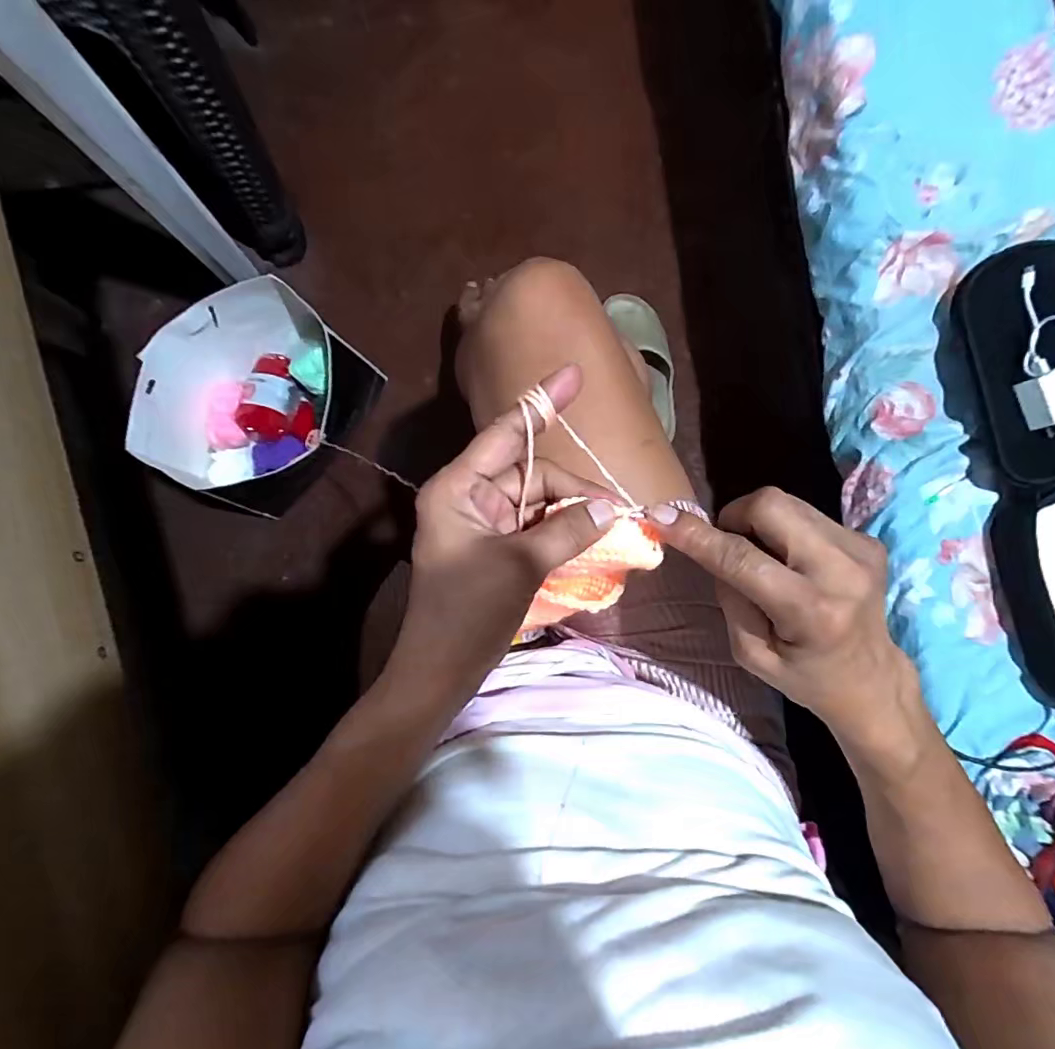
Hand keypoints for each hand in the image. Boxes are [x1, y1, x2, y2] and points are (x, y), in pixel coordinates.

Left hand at [383, 365, 619, 703]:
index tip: (574, 373)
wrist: (438, 670)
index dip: (542, 404)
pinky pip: (531, 525)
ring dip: (568, 509)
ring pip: (534, 500)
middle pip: (528, 471)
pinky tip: (588, 533)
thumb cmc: (468, 612)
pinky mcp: (491, 548)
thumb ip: (566, 529)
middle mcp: (467, 497)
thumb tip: (609, 507)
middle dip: (570, 485)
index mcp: (458, 488)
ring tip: (609, 522)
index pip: (507, 434)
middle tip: (615, 506)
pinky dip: (558, 529)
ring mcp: (479, 523)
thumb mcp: (521, 565)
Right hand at [651, 487, 927, 761]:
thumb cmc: (803, 675)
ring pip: (787, 502)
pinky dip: (783, 530)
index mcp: (812, 611)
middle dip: (734, 517)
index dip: (697, 535)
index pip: (742, 558)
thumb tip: (709, 543)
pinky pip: (805, 514)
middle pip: (770, 505)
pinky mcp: (868, 540)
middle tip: (728, 545)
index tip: (661, 516)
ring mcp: (861, 549)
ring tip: (762, 558)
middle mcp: (843, 571)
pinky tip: (790, 561)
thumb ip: (730, 596)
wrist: (871, 679)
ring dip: (759, 523)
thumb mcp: (751, 652)